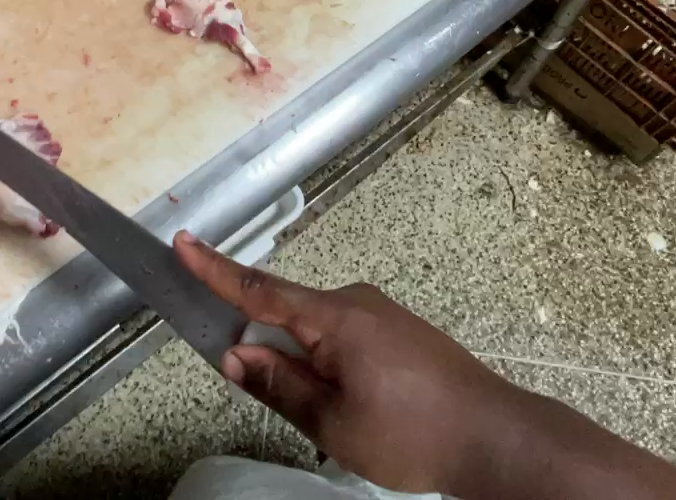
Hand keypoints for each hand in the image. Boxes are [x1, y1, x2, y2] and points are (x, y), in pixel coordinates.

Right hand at [174, 230, 519, 493]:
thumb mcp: (333, 421)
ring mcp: (378, 310)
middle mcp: (353, 300)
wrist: (493, 433)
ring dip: (306, 364)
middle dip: (270, 349)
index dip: (215, 268)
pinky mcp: (395, 326)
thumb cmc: (411, 431)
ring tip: (338, 418)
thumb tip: (236, 354)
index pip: (258, 287)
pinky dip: (330, 361)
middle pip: (287, 313)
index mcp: (332, 316)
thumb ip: (278, 383)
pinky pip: (343, 333)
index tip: (182, 242)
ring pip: (317, 330)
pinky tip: (356, 403)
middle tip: (287, 399)